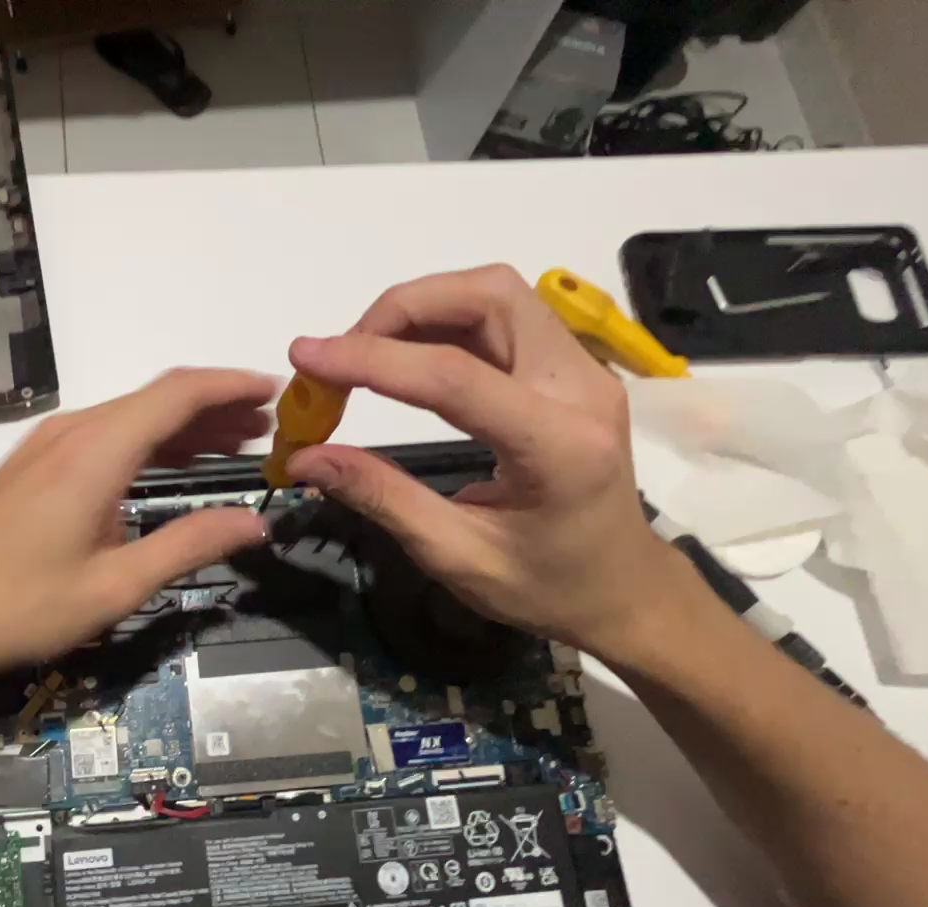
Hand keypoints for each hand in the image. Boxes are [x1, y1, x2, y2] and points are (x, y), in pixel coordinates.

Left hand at [0, 369, 276, 698]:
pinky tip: (165, 468)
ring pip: (127, 418)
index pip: (178, 393)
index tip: (279, 393)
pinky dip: (144, 443)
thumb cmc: (17, 609)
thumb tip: (255, 523)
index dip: (232, 386)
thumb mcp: (113, 587)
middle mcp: (70, 433)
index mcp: (96, 451)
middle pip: (155, 400)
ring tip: (232, 445)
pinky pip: (100, 438)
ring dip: (181, 426)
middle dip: (215, 408)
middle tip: (267, 430)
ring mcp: (43, 447)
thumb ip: (188, 546)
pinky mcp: (28, 468)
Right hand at [285, 265, 685, 658]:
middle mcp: (580, 388)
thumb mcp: (455, 555)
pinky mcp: (569, 368)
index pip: (454, 375)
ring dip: (420, 309)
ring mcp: (582, 370)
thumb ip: (381, 496)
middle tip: (342, 355)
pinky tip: (403, 358)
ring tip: (365, 354)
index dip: (371, 358)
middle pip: (489, 297)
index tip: (304, 356)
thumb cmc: (545, 586)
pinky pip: (501, 317)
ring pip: (496, 295)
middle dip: (401, 310)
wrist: (623, 590)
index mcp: (557, 446)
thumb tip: (306, 457)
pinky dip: (441, 322)